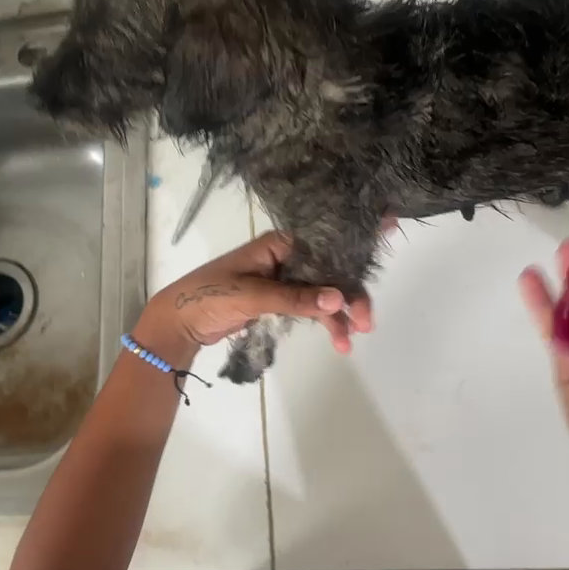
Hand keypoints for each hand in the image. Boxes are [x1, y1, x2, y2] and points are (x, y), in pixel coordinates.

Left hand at [134, 231, 374, 367]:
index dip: (356, 236)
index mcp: (279, 244)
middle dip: (351, 293)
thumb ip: (296, 297)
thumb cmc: (210, 296)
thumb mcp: (253, 295)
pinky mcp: (280, 301)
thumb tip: (338, 297)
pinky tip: (339, 341)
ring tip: (350, 341)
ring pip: (325, 292)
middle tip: (366, 321)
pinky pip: (312, 307)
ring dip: (340, 314)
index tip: (389, 228)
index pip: (325, 237)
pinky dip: (325, 322)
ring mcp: (285, 280)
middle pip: (331, 269)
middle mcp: (287, 257)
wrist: (180, 322)